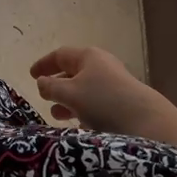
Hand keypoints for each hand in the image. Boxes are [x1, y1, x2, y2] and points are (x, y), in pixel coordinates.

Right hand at [30, 46, 176, 162]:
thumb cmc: (103, 101)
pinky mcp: (123, 100)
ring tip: (57, 115)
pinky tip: (80, 122)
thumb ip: (51, 87)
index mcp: (87, 55)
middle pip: (73, 71)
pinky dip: (83, 108)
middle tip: (44, 96)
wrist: (146, 121)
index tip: (31, 74)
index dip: (44, 64)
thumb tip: (41, 82)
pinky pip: (96, 101)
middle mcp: (101, 63)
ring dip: (69, 100)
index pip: (60, 54)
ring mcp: (114, 81)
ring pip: (85, 88)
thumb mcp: (71, 94)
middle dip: (57, 84)